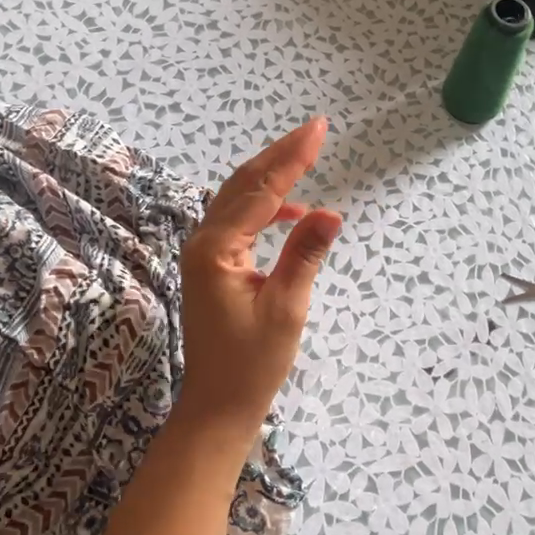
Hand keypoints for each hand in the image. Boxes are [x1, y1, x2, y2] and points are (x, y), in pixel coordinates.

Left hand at [175, 117, 342, 431]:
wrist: (218, 405)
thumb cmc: (252, 363)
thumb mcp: (287, 308)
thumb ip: (305, 254)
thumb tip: (331, 212)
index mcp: (217, 249)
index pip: (261, 192)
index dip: (292, 158)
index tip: (319, 130)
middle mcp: (204, 242)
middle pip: (243, 183)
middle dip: (280, 154)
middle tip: (316, 128)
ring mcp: (204, 253)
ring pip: (237, 197)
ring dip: (271, 173)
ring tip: (306, 154)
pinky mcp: (212, 264)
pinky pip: (238, 218)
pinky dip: (264, 204)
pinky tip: (290, 210)